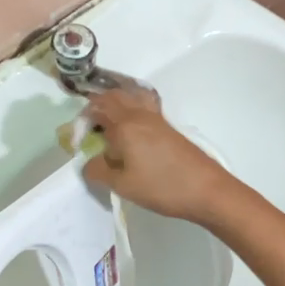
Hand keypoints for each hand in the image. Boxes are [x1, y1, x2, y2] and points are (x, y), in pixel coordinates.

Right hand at [81, 87, 238, 223]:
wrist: (207, 189)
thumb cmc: (162, 187)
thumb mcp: (122, 185)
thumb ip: (98, 170)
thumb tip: (89, 163)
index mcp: (125, 124)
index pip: (96, 108)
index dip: (81, 121)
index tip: (77, 143)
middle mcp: (140, 114)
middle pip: (114, 96)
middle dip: (97, 108)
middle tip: (90, 131)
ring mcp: (157, 119)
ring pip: (131, 98)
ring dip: (115, 107)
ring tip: (109, 130)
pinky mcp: (169, 128)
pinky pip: (144, 107)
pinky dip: (131, 112)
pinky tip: (131, 135)